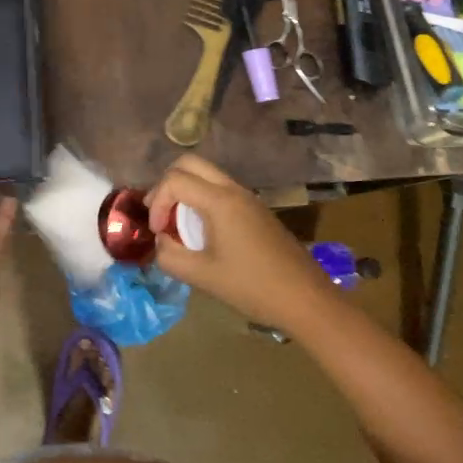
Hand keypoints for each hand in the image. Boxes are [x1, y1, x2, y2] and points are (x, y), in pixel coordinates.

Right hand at [144, 154, 333, 332]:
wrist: (306, 299)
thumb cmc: (253, 287)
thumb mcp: (203, 276)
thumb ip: (170, 256)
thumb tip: (161, 242)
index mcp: (220, 201)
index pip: (174, 180)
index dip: (156, 202)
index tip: (157, 232)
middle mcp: (233, 190)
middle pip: (189, 163)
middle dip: (167, 184)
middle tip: (160, 213)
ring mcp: (248, 198)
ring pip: (206, 174)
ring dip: (186, 191)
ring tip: (176, 223)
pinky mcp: (256, 210)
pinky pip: (220, 189)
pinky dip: (202, 199)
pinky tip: (201, 231)